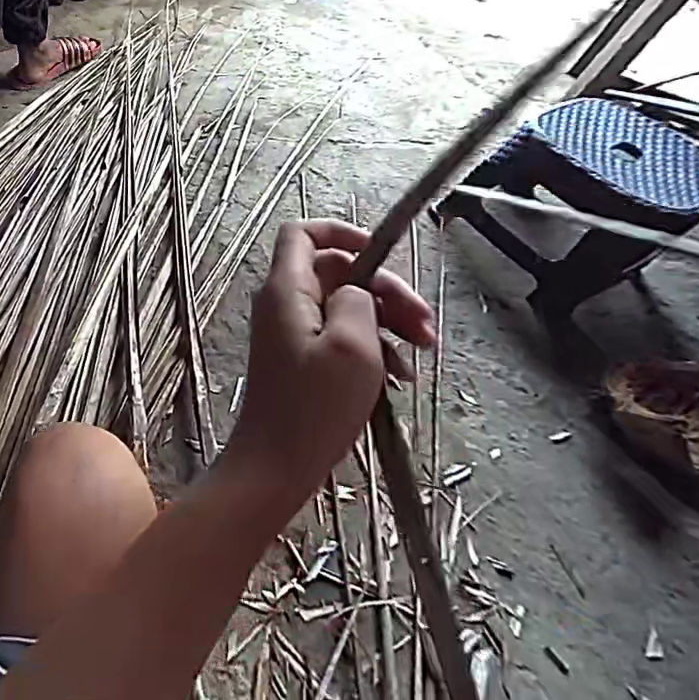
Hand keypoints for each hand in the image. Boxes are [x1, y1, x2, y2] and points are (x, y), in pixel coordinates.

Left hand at [221, 219, 436, 501]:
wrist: (275, 467)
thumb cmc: (312, 410)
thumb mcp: (352, 347)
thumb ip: (360, 301)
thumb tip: (359, 289)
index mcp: (287, 290)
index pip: (304, 233)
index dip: (343, 232)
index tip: (382, 254)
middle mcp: (284, 303)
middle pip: (338, 272)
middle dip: (385, 290)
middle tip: (423, 323)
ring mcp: (291, 331)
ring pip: (345, 304)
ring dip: (386, 321)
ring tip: (421, 349)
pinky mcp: (301, 358)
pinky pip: (339, 335)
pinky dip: (371, 346)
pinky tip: (398, 373)